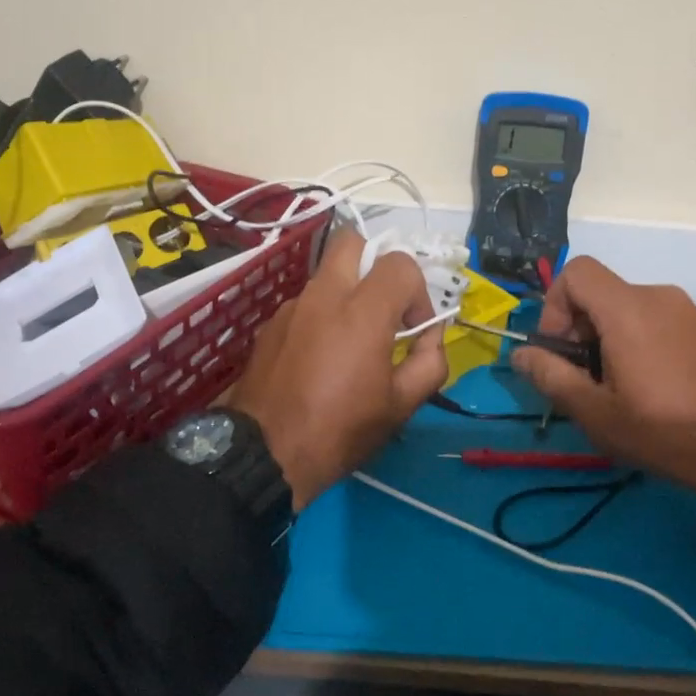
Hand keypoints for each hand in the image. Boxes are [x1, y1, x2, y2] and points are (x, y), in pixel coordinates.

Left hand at [230, 231, 447, 509]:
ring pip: (327, 275)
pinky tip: (319, 359)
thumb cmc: (340, 430)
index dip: (417, 292)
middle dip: (375, 264)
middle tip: (383, 309)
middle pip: (352, 242)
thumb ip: (429, 362)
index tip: (412, 331)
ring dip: (347, 293)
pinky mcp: (270, 325)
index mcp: (363, 311)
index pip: (400, 263)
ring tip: (350, 343)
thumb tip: (430, 337)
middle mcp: (324, 295)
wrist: (264, 454)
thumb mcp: (401, 406)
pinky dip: (321, 316)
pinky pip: (305, 304)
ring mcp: (291, 307)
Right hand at [511, 257, 695, 510]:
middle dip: (579, 330)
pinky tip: (650, 387)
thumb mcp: (596, 413)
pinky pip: (654, 320)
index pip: (576, 272)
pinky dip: (636, 341)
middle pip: (600, 293)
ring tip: (617, 390)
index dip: (554, 306)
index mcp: (628, 309)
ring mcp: (687, 310)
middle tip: (585, 380)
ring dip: (607, 339)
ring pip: (626, 308)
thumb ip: (551, 376)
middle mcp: (658, 296)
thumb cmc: (665, 432)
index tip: (560, 352)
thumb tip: (520, 353)